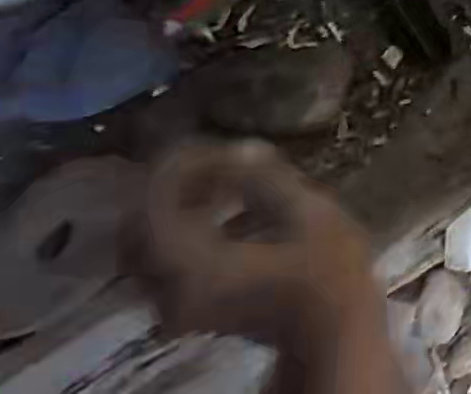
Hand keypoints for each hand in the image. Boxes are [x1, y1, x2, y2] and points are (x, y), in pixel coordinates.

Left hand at [132, 141, 379, 349]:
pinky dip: (182, 229)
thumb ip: (268, 181)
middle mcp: (170, 290)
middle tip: (212, 160)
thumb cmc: (328, 266)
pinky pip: (164, 262)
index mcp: (198, 266)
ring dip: (174, 209)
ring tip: (221, 180)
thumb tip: (240, 148)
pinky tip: (225, 211)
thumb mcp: (309, 213)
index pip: (154, 214)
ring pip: (147, 249)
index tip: (204, 145)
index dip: (172, 175)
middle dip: (168, 190)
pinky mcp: (187, 306)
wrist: (330, 324)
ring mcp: (174, 303)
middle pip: (139, 233)